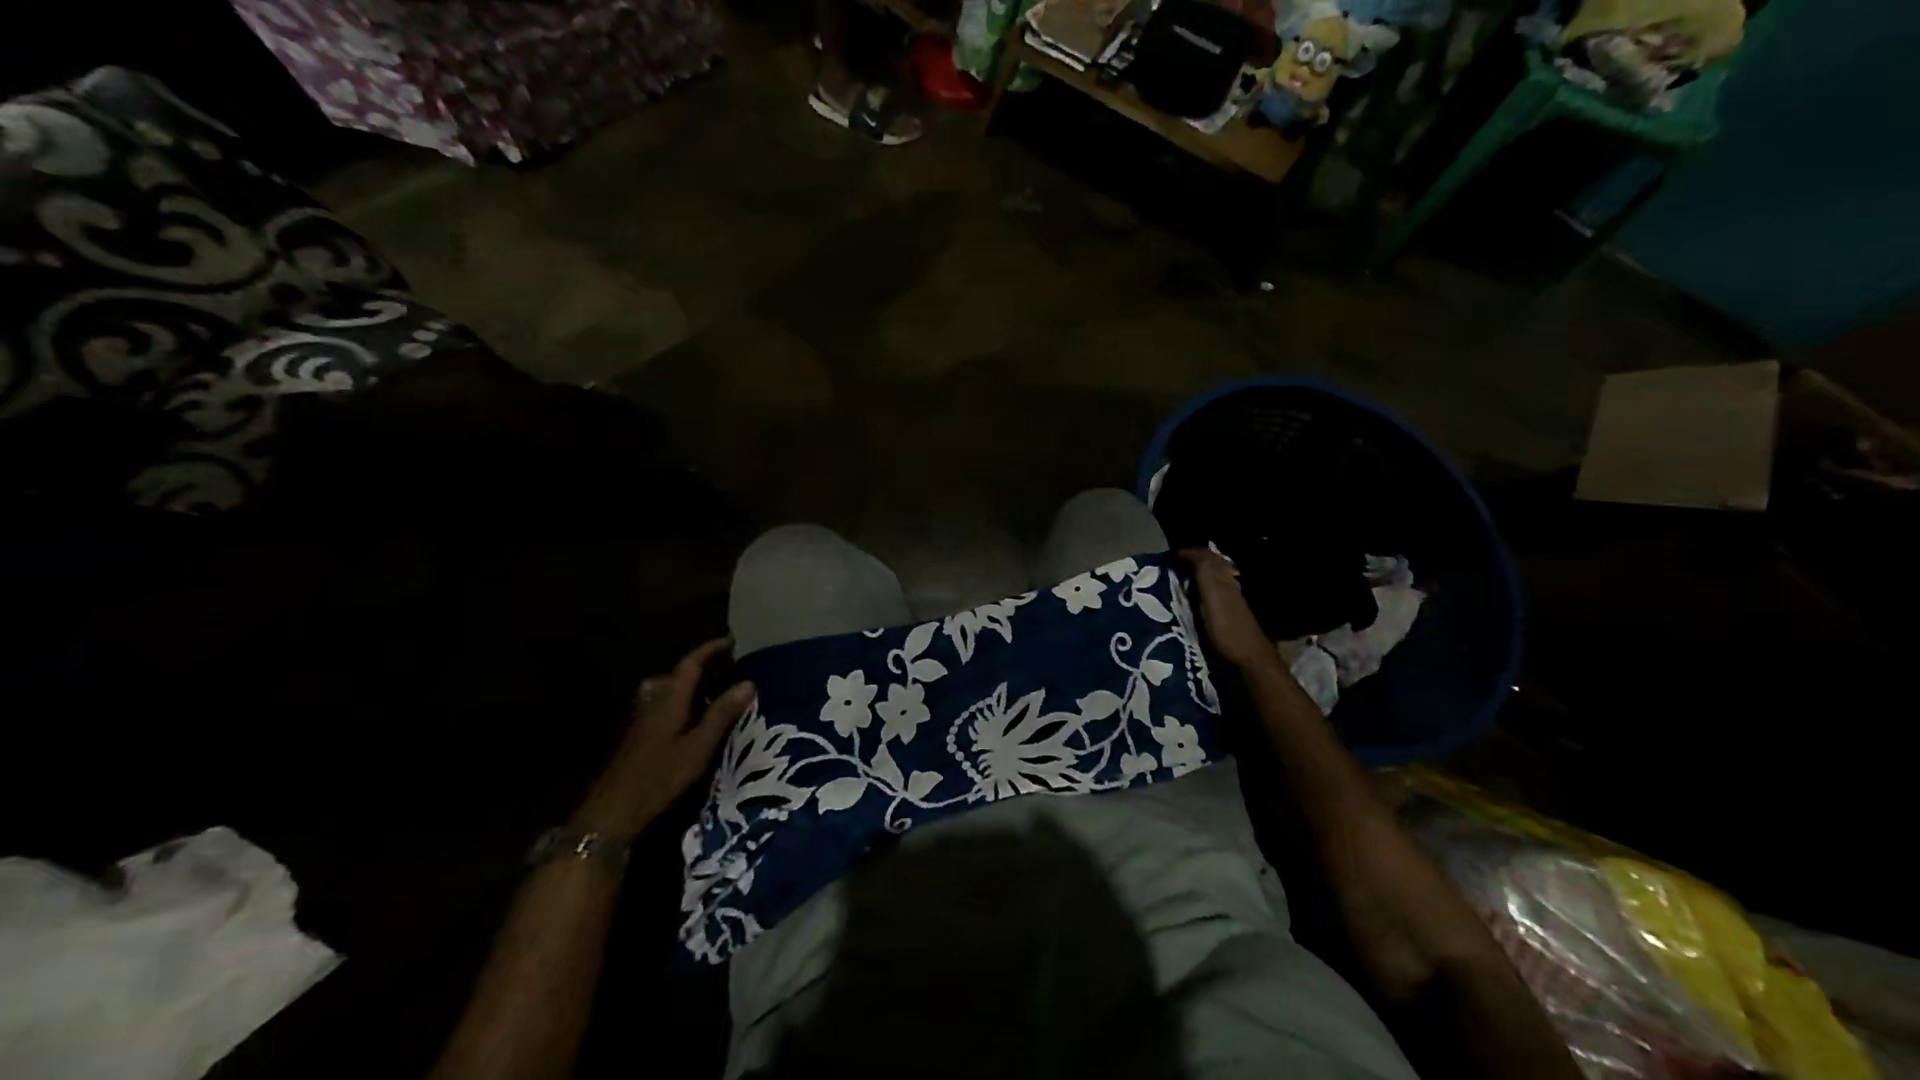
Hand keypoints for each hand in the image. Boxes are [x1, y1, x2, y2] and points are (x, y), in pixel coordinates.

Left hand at [572, 637, 754, 839]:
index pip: (691, 663)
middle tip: (729, 666)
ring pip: (670, 686)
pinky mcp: (638, 729)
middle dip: (704, 664)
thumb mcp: (699, 746)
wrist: (614, 807)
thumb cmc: (660, 776)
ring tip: (715, 687)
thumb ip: (722, 713)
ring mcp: (643, 714)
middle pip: (680, 672)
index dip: (711, 649)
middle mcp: (654, 699)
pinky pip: (664, 700)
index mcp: (670, 698)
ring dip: (692, 681)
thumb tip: (749, 682)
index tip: (731, 640)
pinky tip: (693, 713)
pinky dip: (683, 696)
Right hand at [1178, 548, 1275, 670]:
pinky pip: (1213, 594)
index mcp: (1223, 579)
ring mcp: (1230, 602)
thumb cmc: (1228, 628)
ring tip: (1180, 579)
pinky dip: (1201, 591)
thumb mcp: (1213, 596)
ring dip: (1198, 575)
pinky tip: (1193, 600)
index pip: (1206, 557)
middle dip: (1193, 561)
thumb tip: (1193, 550)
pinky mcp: (1228, 616)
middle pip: (1212, 566)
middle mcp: (1229, 586)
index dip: (1189, 553)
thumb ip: (1205, 573)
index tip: (1169, 556)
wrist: (1249, 659)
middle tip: (1173, 565)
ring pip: (1213, 580)